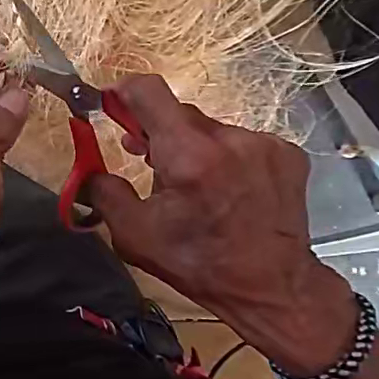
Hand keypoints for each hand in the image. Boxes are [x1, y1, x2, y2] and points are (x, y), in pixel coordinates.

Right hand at [84, 75, 354, 376]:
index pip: (149, 91)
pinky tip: (222, 187)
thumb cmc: (196, 262)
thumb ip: (104, 190)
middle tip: (143, 157)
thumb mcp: (133, 234)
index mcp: (188, 156)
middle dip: (154, 130)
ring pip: (207, 128)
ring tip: (188, 184)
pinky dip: (221, 155)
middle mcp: (228, 139)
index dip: (122, 90)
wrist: (272, 288)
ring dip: (189, 145)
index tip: (109, 103)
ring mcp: (263, 144)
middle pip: (177, 112)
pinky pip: (238, 141)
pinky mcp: (286, 153)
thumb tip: (92, 167)